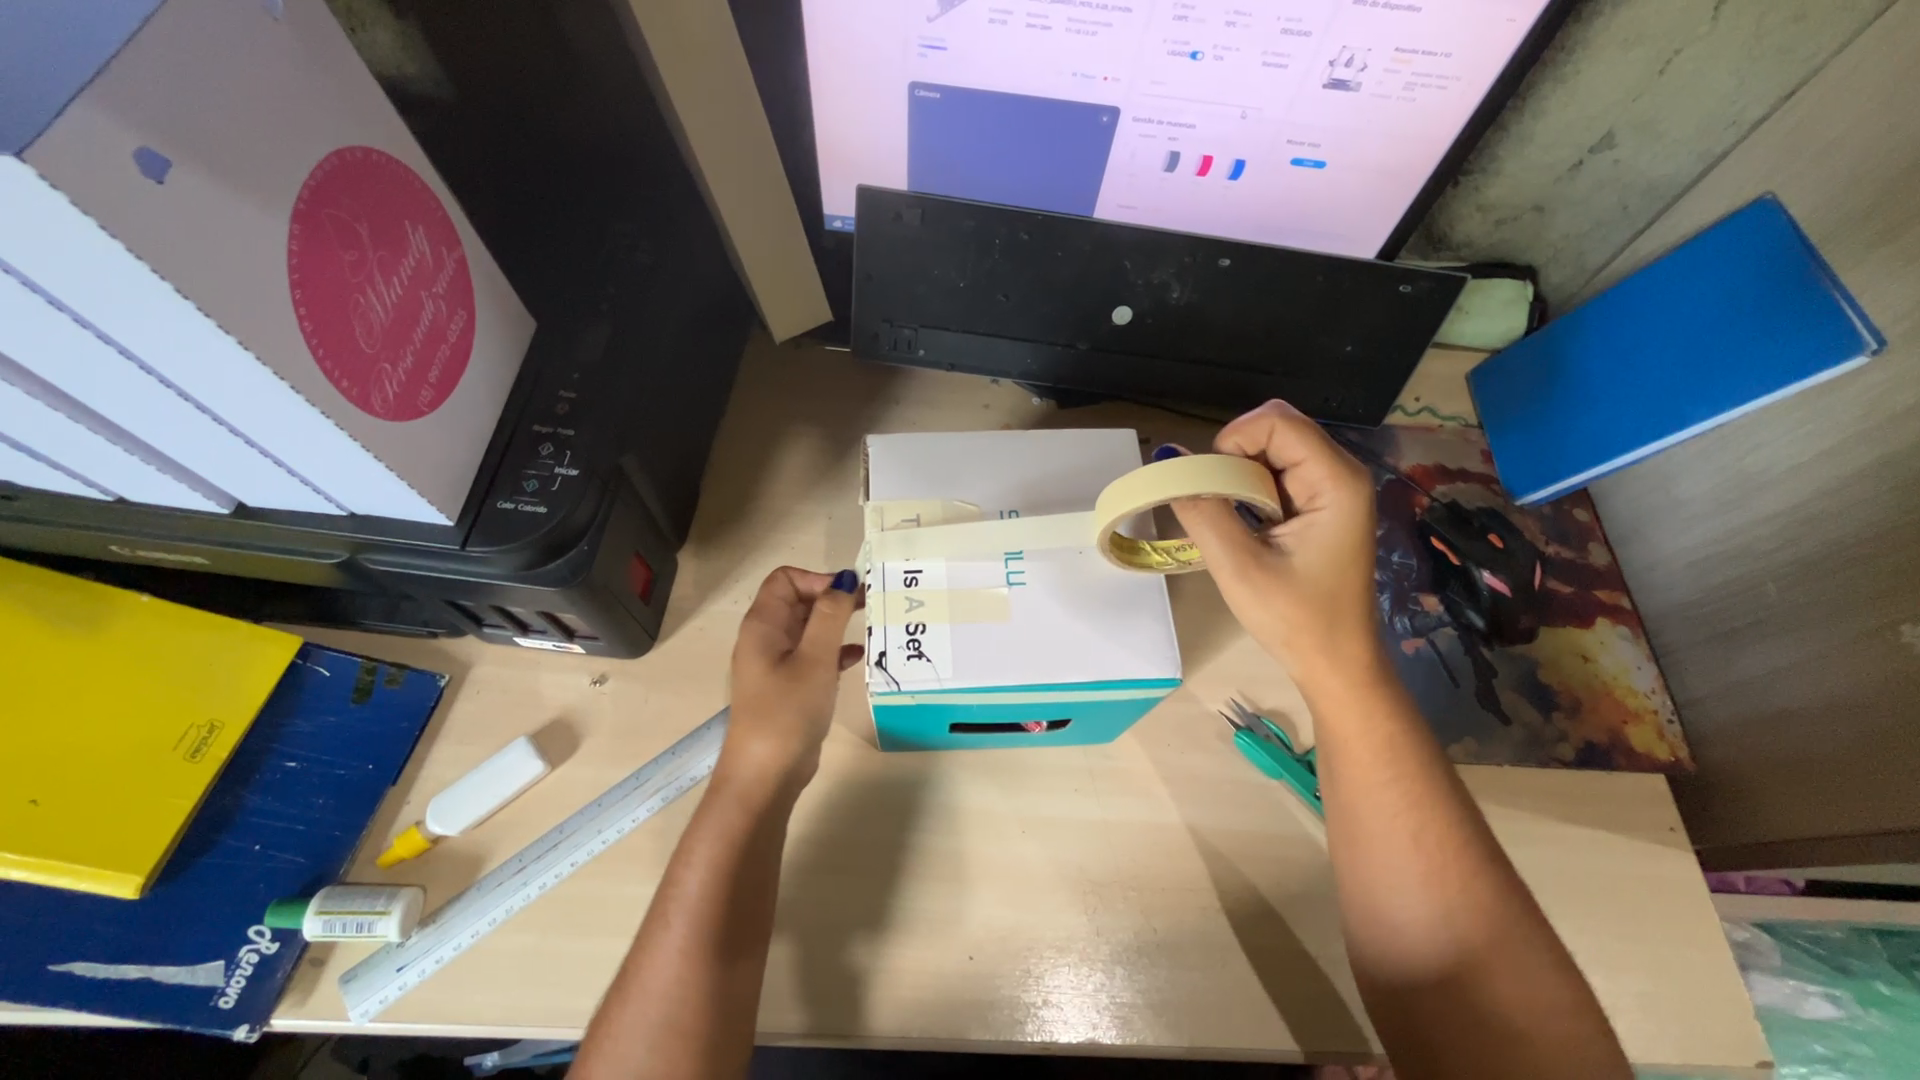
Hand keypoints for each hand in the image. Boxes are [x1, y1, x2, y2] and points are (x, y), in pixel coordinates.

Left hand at [721, 566, 863, 792]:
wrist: (766, 773)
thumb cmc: (788, 711)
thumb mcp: (814, 658)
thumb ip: (830, 615)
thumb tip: (843, 580)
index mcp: (763, 625)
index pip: (786, 579)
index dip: (817, 579)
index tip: (849, 595)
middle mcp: (765, 638)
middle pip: (798, 601)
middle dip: (832, 598)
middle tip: (870, 604)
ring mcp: (776, 664)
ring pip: (808, 629)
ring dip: (836, 624)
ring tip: (870, 626)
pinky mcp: (789, 687)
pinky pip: (812, 656)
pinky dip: (834, 651)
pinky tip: (857, 658)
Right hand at [1167, 400, 1383, 690]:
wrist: (1335, 663)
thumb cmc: (1295, 619)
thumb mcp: (1239, 566)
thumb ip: (1202, 510)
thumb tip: (1166, 458)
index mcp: (1336, 481)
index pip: (1276, 421)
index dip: (1233, 441)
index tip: (1213, 486)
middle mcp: (1340, 474)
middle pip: (1274, 429)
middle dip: (1233, 457)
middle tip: (1219, 506)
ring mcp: (1332, 489)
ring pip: (1271, 450)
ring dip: (1239, 476)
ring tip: (1232, 522)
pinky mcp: (1320, 505)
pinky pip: (1276, 474)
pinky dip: (1249, 490)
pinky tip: (1245, 527)